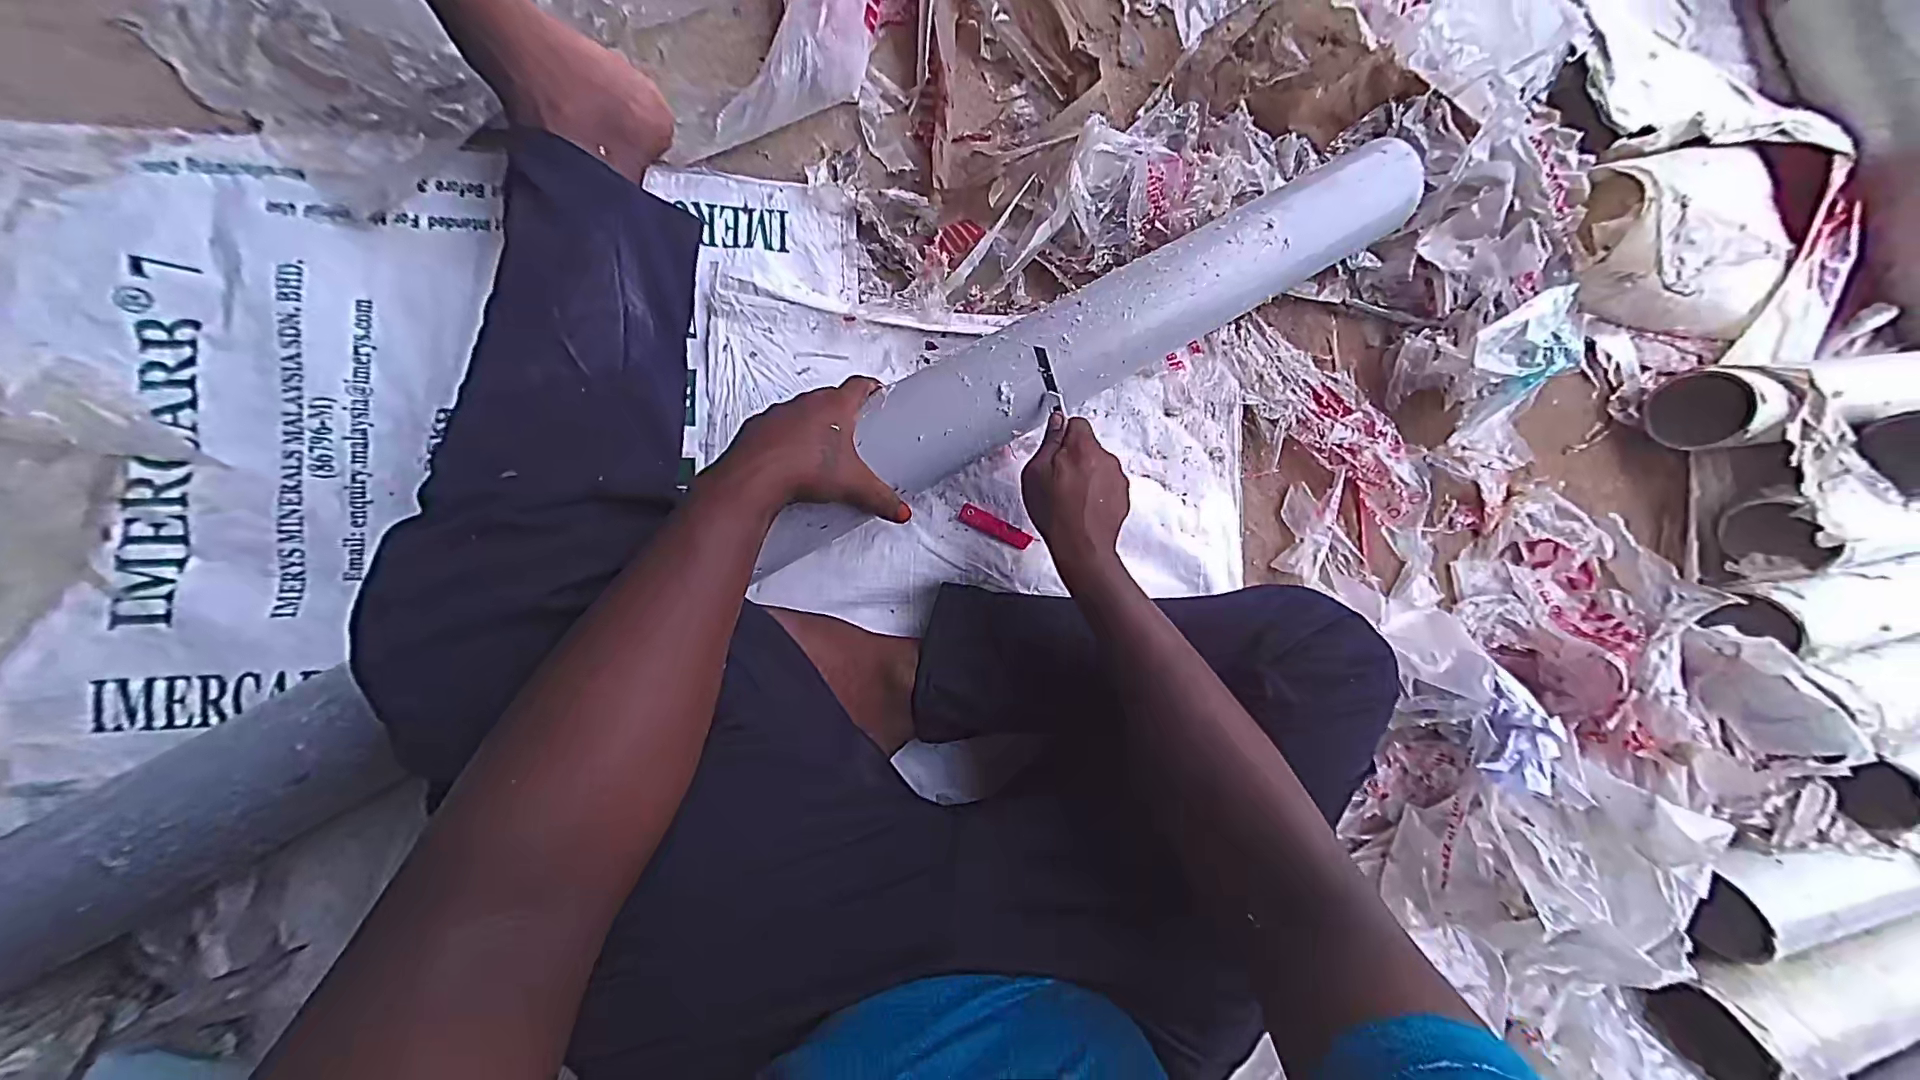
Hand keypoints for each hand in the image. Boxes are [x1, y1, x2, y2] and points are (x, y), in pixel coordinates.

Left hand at [703, 377, 910, 522]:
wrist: (754, 479)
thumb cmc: (799, 468)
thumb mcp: (854, 486)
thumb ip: (881, 498)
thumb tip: (897, 509)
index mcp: (834, 406)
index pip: (858, 385)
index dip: (870, 387)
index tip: (875, 390)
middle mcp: (805, 404)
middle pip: (828, 396)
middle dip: (841, 410)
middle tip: (851, 427)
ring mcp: (778, 414)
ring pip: (800, 411)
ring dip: (810, 424)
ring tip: (820, 449)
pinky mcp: (757, 430)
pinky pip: (775, 429)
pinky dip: (784, 440)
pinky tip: (790, 461)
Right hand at [1022, 410, 1128, 579]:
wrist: (1081, 546)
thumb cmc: (1057, 514)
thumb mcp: (1035, 473)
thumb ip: (1049, 442)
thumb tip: (1056, 423)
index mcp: (1083, 448)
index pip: (1076, 423)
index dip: (1062, 435)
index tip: (1055, 447)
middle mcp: (1105, 458)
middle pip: (1088, 446)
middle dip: (1074, 457)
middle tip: (1057, 478)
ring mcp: (1116, 478)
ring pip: (1098, 466)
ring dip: (1086, 475)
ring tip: (1069, 496)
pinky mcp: (1122, 495)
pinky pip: (1106, 484)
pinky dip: (1096, 491)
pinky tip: (1081, 506)